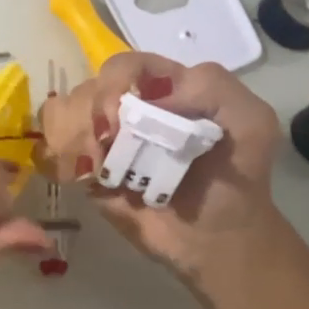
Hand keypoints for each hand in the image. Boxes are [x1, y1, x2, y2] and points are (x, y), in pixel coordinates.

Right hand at [40, 52, 285, 284]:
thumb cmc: (237, 181)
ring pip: (65, 116)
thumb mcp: (252, 122)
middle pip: (88, 89)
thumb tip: (150, 98)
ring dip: (76, 137)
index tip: (123, 113)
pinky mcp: (88, 174)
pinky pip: (57, 154)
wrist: (216, 242)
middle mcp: (130, 110)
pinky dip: (64, 160)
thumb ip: (213, 88)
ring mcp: (106, 142)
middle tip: (108, 145)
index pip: (126, 66)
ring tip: (98, 165)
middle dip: (91, 113)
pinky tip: (85, 176)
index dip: (116, 82)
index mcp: (166, 90)